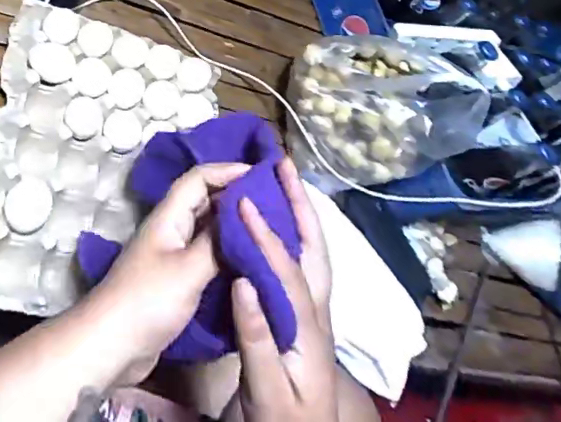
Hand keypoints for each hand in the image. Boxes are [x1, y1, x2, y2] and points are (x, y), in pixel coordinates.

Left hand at [81, 162, 250, 385]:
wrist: (111, 345)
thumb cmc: (148, 300)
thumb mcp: (188, 270)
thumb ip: (217, 243)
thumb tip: (243, 218)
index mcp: (170, 215)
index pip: (199, 178)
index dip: (228, 170)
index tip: (260, 174)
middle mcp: (172, 227)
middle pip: (205, 199)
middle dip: (235, 194)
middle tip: (271, 199)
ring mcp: (173, 253)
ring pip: (207, 227)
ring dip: (233, 224)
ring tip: (266, 225)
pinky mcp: (176, 278)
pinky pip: (206, 252)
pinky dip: (226, 249)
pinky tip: (247, 258)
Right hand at [230, 158, 335, 421]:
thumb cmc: (285, 421)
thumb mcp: (268, 391)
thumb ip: (256, 338)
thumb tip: (243, 280)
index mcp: (309, 326)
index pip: (288, 270)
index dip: (265, 234)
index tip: (242, 200)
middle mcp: (318, 309)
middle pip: (314, 246)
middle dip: (299, 202)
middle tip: (283, 165)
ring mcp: (314, 311)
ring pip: (312, 251)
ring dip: (299, 212)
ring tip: (281, 180)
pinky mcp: (304, 315)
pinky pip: (301, 262)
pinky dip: (292, 232)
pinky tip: (276, 222)